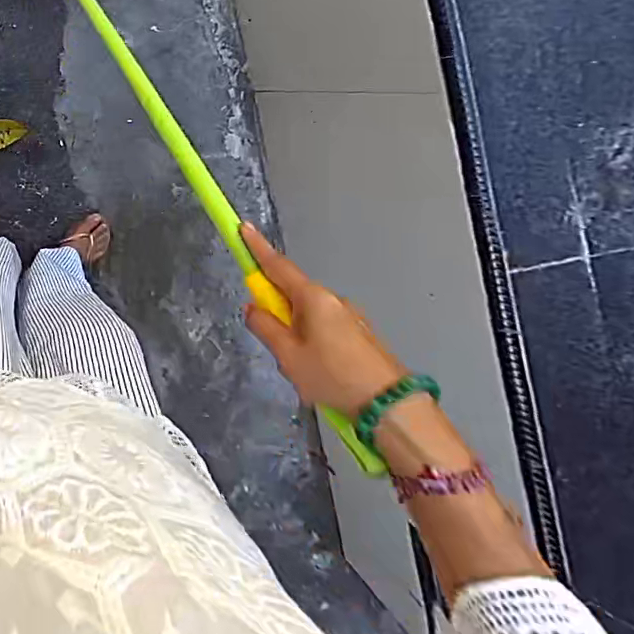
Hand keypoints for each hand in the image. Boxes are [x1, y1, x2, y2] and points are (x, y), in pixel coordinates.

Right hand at [239, 223, 406, 414]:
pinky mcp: (359, 334)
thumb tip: (251, 307)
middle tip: (274, 343)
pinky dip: (312, 341)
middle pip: (291, 293)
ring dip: (294, 331)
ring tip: (301, 369)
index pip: (277, 266)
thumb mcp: (288, 355)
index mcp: (313, 298)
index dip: (257, 247)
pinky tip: (319, 372)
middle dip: (276, 309)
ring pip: (307, 315)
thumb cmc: (334, 376)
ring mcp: (349, 316)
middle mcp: (332, 300)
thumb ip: (265, 327)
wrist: (390, 406)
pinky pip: (324, 328)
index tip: (243, 227)